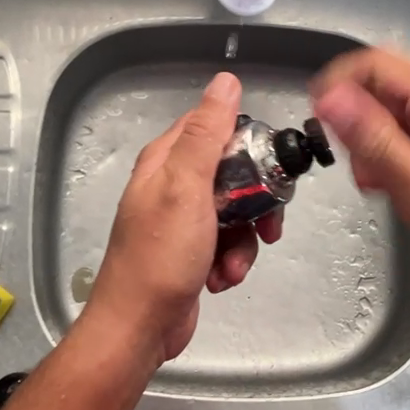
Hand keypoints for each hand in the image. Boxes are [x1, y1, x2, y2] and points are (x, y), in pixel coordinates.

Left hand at [84, 72, 284, 364]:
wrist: (139, 327)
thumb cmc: (161, 255)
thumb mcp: (186, 186)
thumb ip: (206, 134)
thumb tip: (224, 82)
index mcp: (166, 160)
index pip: (213, 127)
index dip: (246, 142)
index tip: (270, 168)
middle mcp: (172, 184)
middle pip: (232, 172)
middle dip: (255, 201)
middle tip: (267, 224)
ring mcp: (182, 220)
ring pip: (235, 212)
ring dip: (244, 240)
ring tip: (231, 264)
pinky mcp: (191, 251)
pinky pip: (227, 243)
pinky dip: (231, 261)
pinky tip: (220, 279)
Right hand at [310, 48, 409, 307]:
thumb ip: (374, 140)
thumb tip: (331, 96)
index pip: (378, 64)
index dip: (338, 84)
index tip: (317, 123)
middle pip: (393, 87)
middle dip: (361, 122)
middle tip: (359, 174)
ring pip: (408, 111)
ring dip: (382, 141)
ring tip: (384, 188)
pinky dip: (406, 151)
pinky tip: (408, 188)